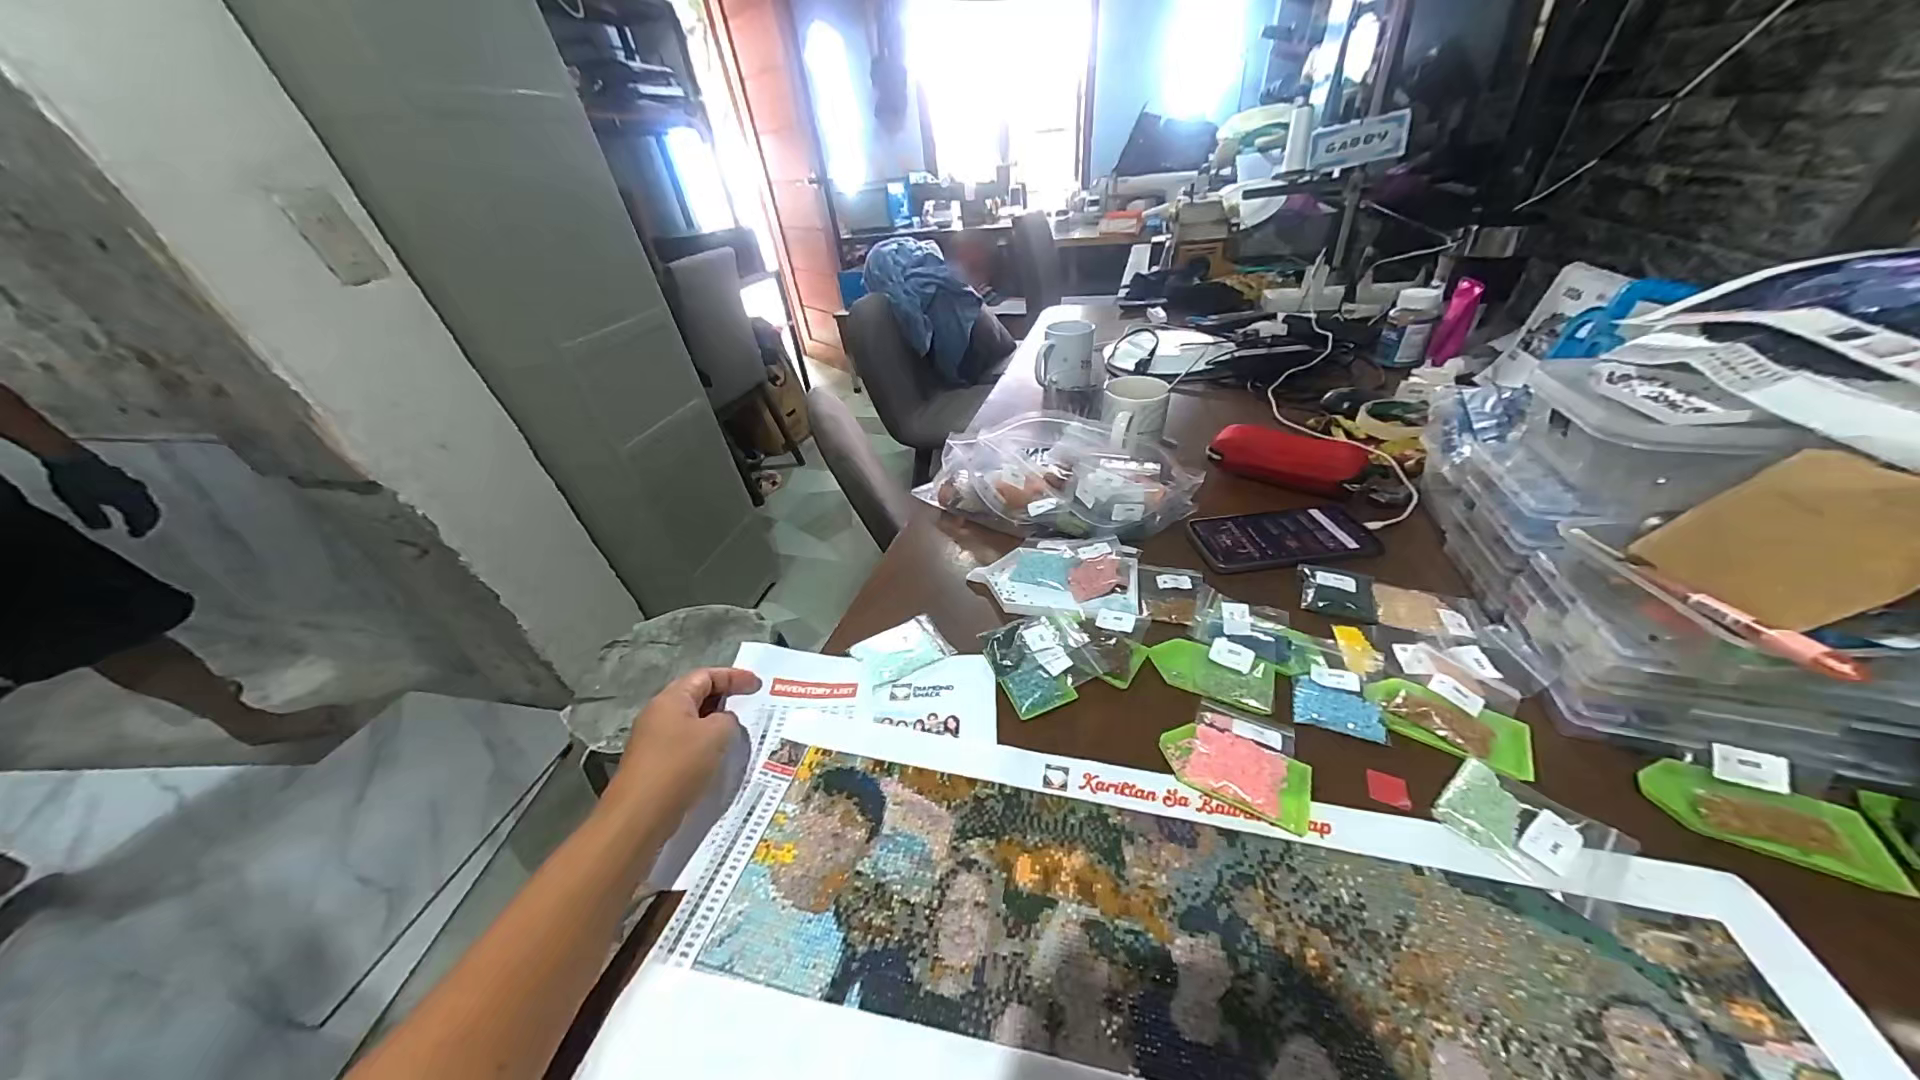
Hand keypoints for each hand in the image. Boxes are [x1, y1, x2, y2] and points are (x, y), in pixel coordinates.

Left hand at [45, 452, 159, 536]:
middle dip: (147, 520)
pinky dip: (138, 501)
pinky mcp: (124, 478)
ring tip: (136, 516)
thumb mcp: (80, 504)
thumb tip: (104, 528)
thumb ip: (95, 518)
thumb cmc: (76, 482)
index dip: (141, 529)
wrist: (70, 458)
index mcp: (130, 501)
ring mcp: (132, 483)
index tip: (135, 536)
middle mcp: (137, 493)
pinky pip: (139, 493)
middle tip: (140, 528)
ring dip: (145, 510)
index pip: (143, 518)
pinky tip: (128, 501)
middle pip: (151, 509)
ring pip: (147, 501)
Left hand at [611, 667, 760, 812]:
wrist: (639, 815)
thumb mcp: (716, 734)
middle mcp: (658, 714)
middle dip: (725, 698)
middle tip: (751, 705)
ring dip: (716, 724)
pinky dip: (705, 744)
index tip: (757, 685)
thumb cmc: (680, 765)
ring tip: (740, 732)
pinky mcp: (654, 763)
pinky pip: (686, 743)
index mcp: (671, 699)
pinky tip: (719, 758)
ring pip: (691, 722)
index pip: (706, 676)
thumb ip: (728, 719)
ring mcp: (653, 740)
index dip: (734, 676)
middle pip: (696, 695)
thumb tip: (723, 722)